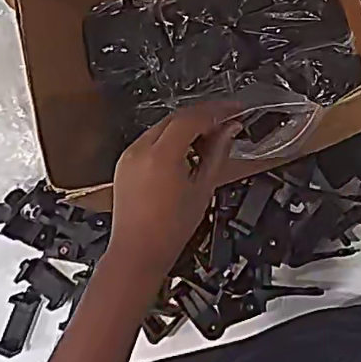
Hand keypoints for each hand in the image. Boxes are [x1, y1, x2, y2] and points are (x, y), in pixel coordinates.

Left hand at [106, 102, 239, 285]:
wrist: (138, 252)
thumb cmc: (169, 228)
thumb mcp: (203, 187)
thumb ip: (218, 152)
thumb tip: (229, 130)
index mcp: (161, 155)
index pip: (193, 117)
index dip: (218, 110)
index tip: (234, 110)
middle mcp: (140, 150)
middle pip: (177, 117)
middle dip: (204, 115)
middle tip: (227, 120)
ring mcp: (130, 155)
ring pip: (164, 125)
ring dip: (188, 125)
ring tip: (210, 136)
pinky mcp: (125, 162)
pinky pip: (152, 138)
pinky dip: (172, 137)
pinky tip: (188, 148)